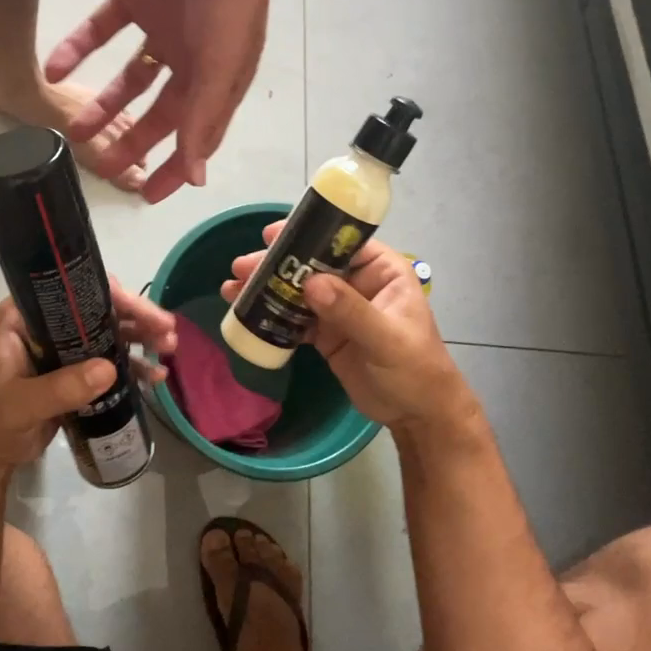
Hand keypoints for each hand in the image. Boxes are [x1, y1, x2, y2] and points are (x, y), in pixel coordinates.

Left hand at [0, 283, 176, 475]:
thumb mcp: (20, 406)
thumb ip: (60, 389)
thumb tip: (109, 368)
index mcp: (23, 318)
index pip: (70, 292)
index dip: (108, 294)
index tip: (139, 309)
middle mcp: (46, 326)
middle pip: (97, 309)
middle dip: (135, 316)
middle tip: (167, 330)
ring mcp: (63, 349)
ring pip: (109, 332)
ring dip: (140, 337)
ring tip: (169, 349)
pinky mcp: (75, 373)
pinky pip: (110, 360)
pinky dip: (133, 365)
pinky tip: (155, 375)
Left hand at [44, 0, 292, 201]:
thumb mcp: (222, 52)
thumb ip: (204, 113)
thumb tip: (196, 177)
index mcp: (219, 74)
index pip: (194, 134)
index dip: (172, 167)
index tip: (144, 196)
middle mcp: (191, 54)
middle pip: (157, 109)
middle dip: (130, 138)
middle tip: (95, 162)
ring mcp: (162, 22)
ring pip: (127, 75)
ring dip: (101, 100)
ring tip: (69, 123)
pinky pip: (102, 29)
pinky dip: (79, 48)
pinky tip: (52, 65)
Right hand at [220, 222, 470, 430]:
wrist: (418, 417)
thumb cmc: (416, 371)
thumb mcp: (387, 340)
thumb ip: (351, 311)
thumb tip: (310, 283)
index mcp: (382, 271)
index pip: (342, 242)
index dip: (308, 234)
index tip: (272, 235)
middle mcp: (358, 283)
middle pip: (312, 264)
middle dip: (276, 264)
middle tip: (242, 267)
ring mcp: (340, 309)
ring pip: (298, 290)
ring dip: (267, 288)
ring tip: (232, 289)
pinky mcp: (326, 334)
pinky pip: (295, 318)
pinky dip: (272, 316)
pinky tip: (247, 313)